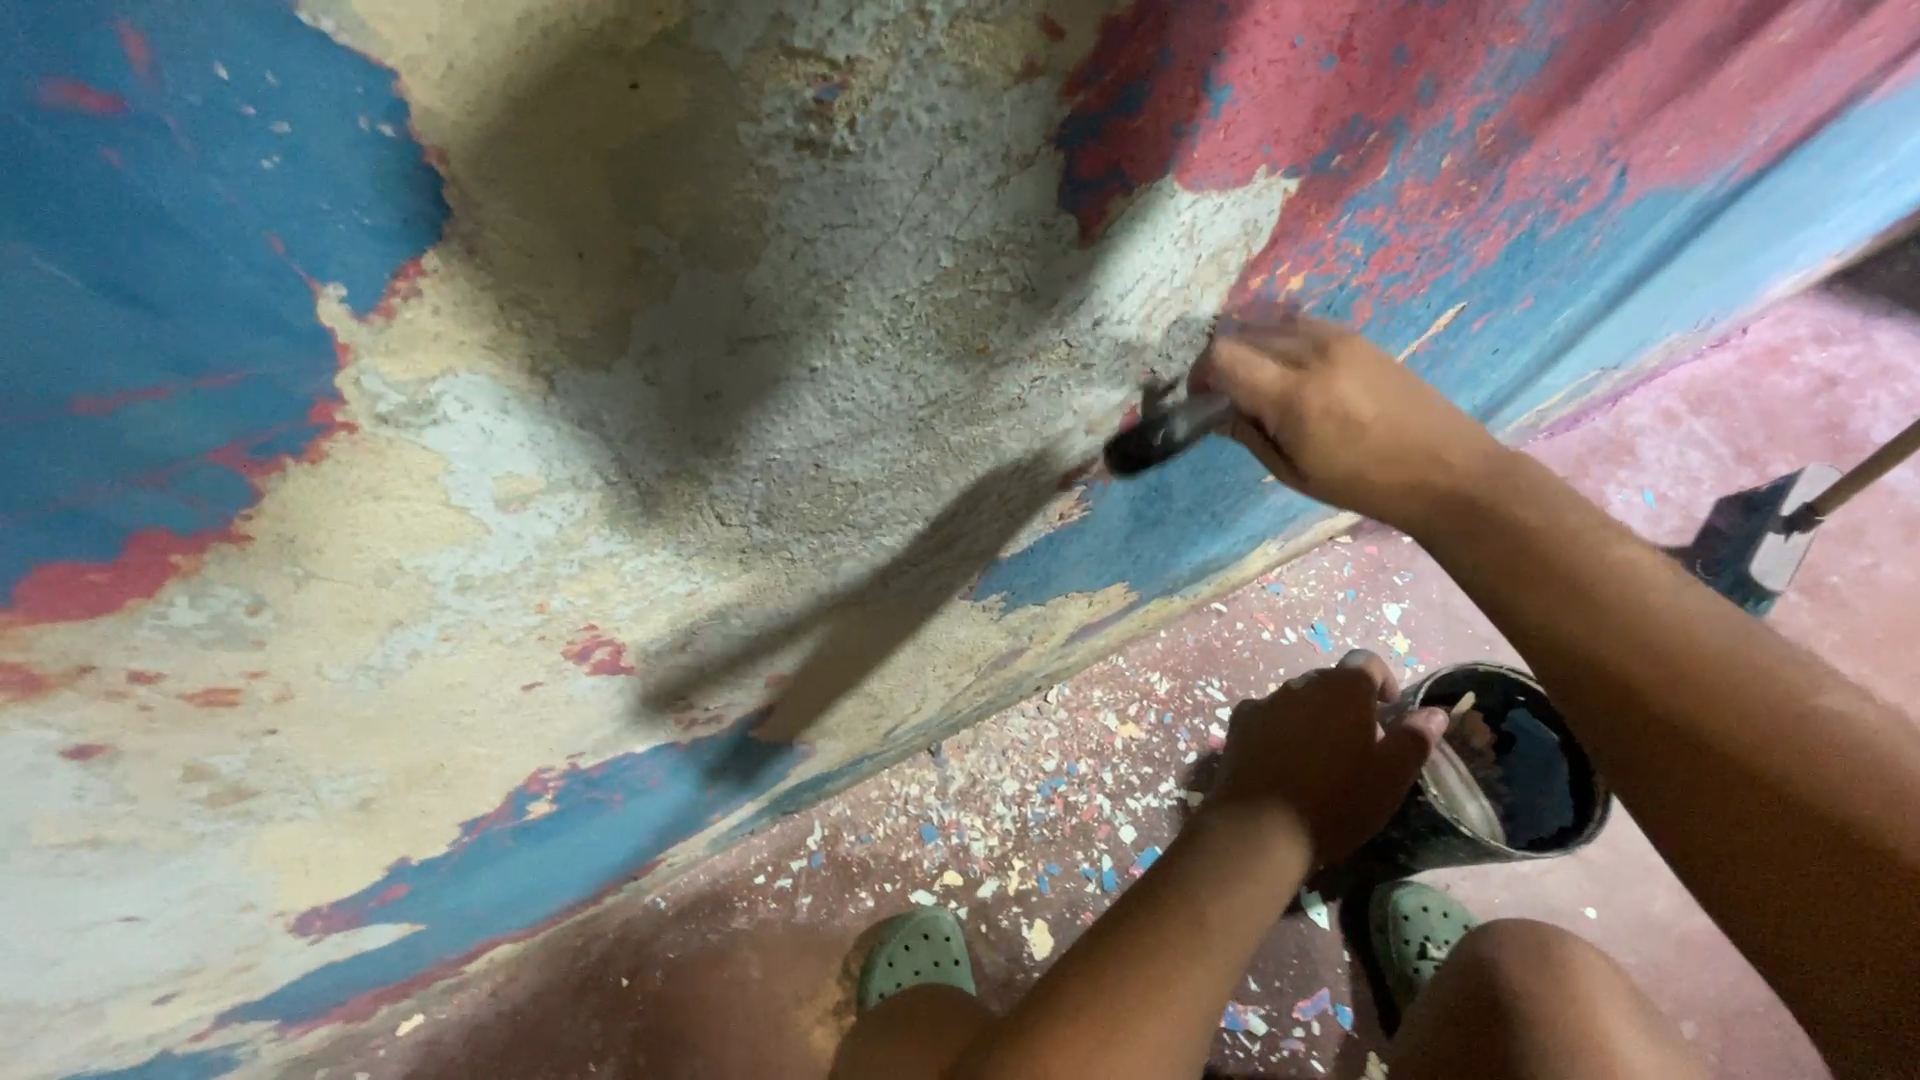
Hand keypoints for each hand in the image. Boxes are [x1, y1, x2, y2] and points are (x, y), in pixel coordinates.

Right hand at [1194, 315, 1507, 532]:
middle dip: (1222, 362)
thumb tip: (1215, 412)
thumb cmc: (1363, 484)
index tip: (1201, 399)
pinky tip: (1288, 371)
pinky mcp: (1357, 336)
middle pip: (1241, 335)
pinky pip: (1300, 324)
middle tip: (1224, 395)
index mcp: (1294, 396)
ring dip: (1251, 349)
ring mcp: (1339, 338)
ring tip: (1257, 383)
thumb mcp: (1293, 471)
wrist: (1446, 469)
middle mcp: (1313, 354)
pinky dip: (1280, 341)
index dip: (1200, 374)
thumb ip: (1249, 433)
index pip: (1223, 356)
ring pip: (1269, 324)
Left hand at [1205, 650, 1447, 866]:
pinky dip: (1280, 727)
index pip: (1366, 661)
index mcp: (1343, 689)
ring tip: (1321, 754)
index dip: (1382, 680)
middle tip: (1359, 740)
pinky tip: (1284, 759)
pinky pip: (1267, 714)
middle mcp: (1301, 684)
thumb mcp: (1390, 777)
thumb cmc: (1337, 801)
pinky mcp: (1239, 723)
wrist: (1260, 826)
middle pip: (1329, 679)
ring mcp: (1265, 702)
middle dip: (1348, 700)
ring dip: (1313, 714)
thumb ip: (1414, 739)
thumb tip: (1434, 712)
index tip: (1390, 710)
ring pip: (1297, 697)